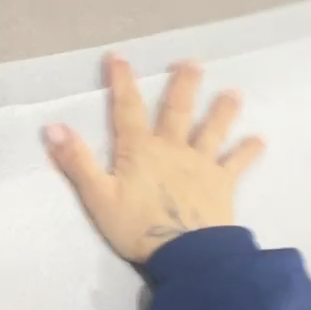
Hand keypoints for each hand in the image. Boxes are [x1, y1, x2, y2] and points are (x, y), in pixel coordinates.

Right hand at [42, 55, 264, 263]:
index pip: (126, 109)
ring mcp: (200, 164)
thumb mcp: (96, 196)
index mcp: (139, 150)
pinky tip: (259, 141)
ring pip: (213, 130)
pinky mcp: (221, 183)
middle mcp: (172, 148)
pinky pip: (237, 163)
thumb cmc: (135, 226)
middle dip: (182, 85)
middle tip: (190, 64)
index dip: (121, 82)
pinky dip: (247, 151)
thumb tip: (52, 127)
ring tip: (232, 94)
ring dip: (223, 111)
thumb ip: (76, 160)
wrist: (183, 252)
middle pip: (178, 111)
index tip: (117, 57)